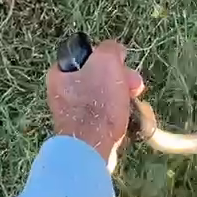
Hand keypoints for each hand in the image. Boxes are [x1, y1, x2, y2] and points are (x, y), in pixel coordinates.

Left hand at [46, 39, 144, 165]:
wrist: (92, 147)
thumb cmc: (98, 102)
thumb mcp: (106, 61)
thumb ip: (110, 49)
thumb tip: (116, 51)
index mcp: (61, 71)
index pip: (90, 55)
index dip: (110, 59)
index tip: (123, 66)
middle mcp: (62, 90)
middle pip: (100, 75)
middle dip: (122, 79)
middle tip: (135, 87)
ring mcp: (72, 111)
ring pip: (105, 94)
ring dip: (123, 96)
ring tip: (135, 104)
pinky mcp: (84, 129)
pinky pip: (104, 113)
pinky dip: (118, 114)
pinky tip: (128, 117)